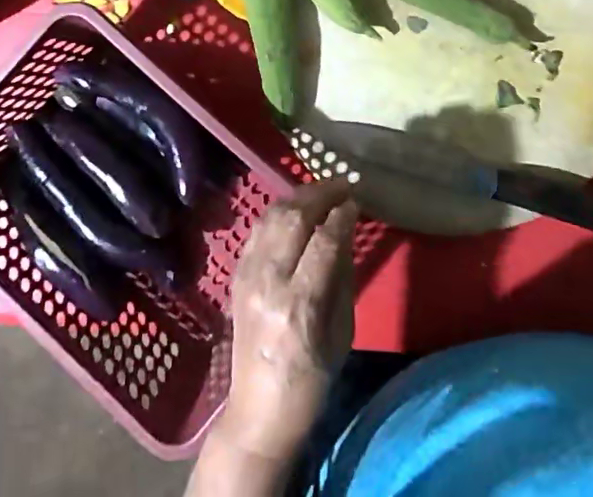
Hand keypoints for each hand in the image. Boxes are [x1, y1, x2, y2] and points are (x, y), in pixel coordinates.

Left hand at [216, 181, 359, 463]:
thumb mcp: (341, 334)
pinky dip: (277, 213)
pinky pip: (257, 230)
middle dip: (320, 194)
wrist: (259, 409)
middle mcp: (267, 283)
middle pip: (292, 219)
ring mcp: (246, 276)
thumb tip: (345, 231)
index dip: (341, 215)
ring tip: (321, 190)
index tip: (357, 201)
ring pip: (270, 217)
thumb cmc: (312, 379)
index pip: (323, 242)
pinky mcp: (235, 275)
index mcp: (298, 306)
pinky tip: (294, 209)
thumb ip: (342, 278)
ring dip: (298, 197)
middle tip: (342, 184)